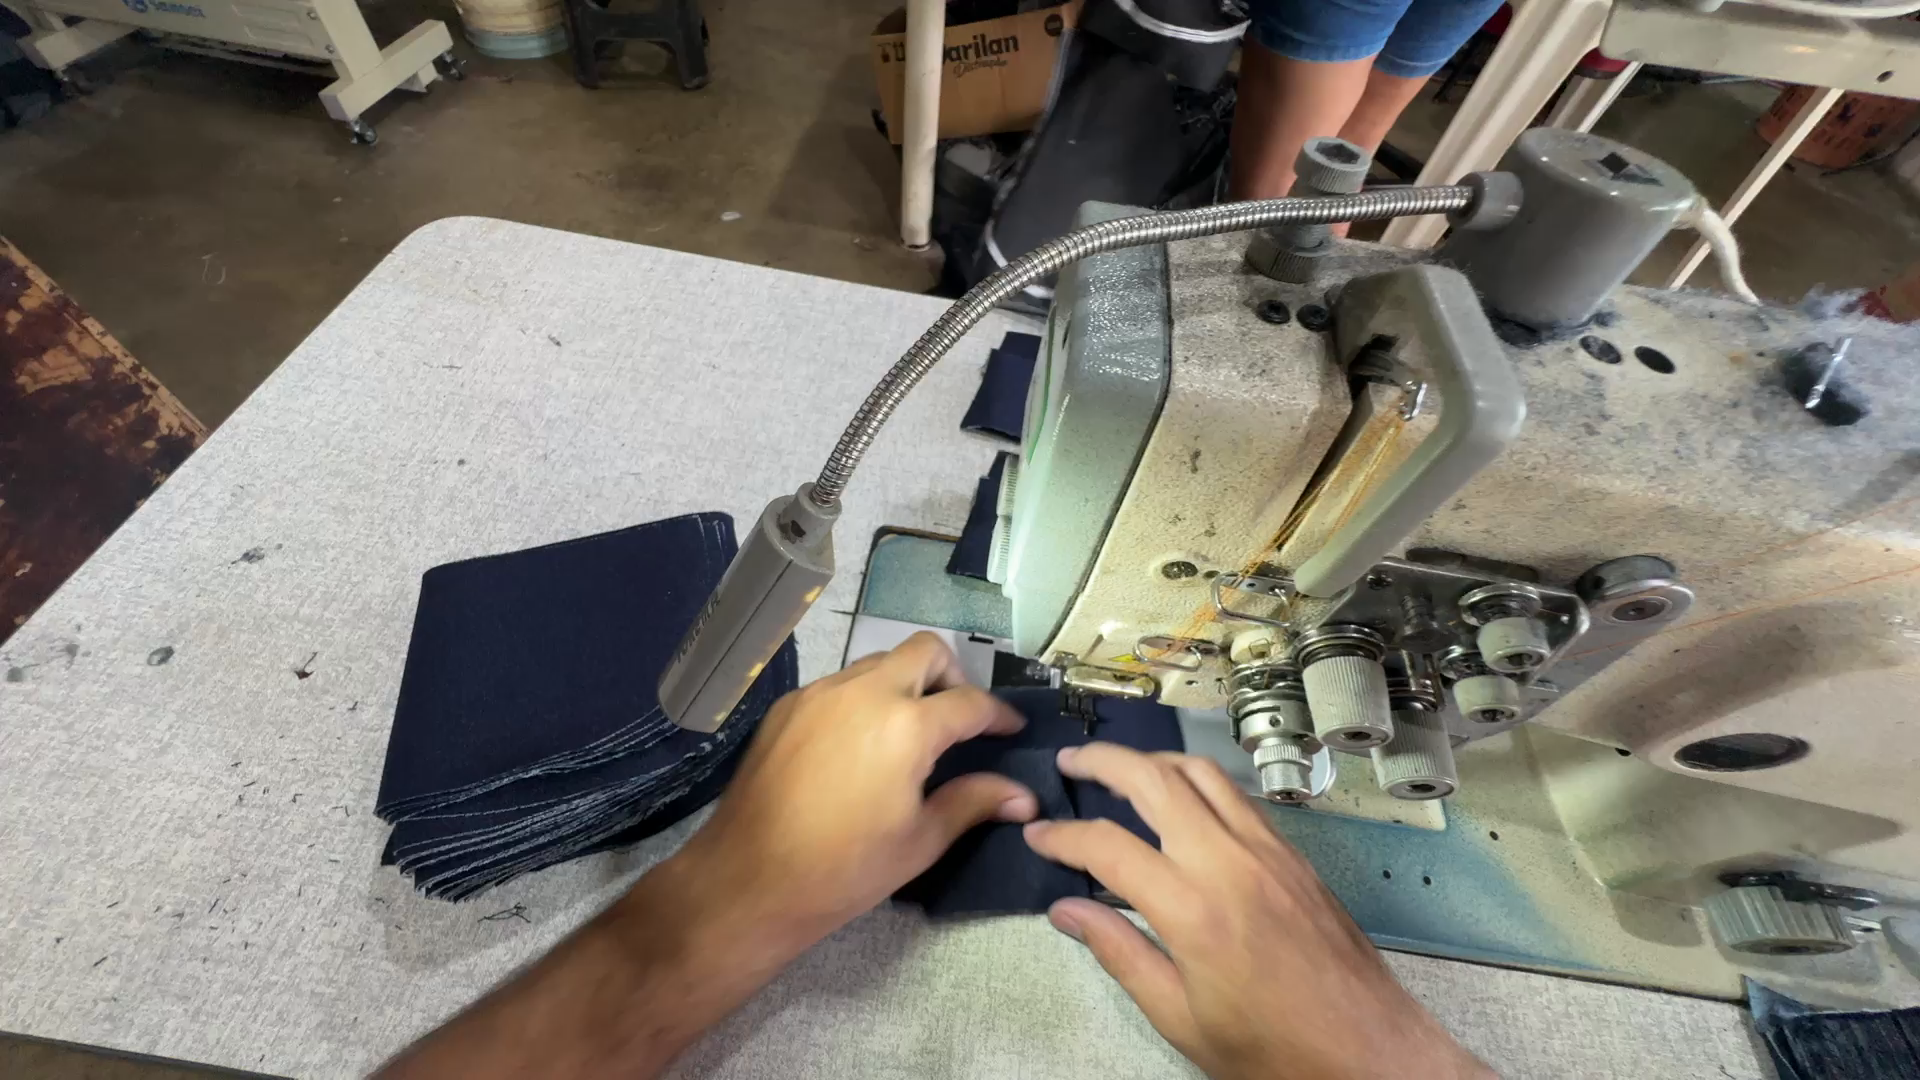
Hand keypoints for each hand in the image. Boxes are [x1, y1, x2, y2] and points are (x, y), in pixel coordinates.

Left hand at [673, 632, 1038, 943]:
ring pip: (880, 661)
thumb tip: (1024, 796)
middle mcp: (865, 692)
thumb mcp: (920, 841)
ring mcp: (821, 693)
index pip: (969, 702)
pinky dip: (864, 697)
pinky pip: (841, 682)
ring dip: (906, 683)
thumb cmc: (844, 870)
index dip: (998, 715)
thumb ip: (974, 802)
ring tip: (908, 731)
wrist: (747, 882)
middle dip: (952, 676)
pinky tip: (859, 744)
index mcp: (906, 726)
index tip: (1009, 729)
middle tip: (957, 719)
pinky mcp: (790, 704)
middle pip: (925, 651)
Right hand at [1023, 744, 1489, 1079]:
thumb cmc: (1270, 1050)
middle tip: (1069, 760)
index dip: (1063, 836)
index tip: (1036, 834)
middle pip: (1153, 779)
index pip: (1107, 847)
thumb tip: (1065, 908)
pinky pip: (1232, 791)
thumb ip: (1118, 953)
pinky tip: (1178, 794)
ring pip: (1197, 769)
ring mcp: (1263, 846)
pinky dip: (1193, 777)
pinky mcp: (1288, 847)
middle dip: (1101, 761)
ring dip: (1150, 758)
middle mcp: (1225, 859)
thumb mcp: (1181, 1020)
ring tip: (1119, 768)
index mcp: (1192, 909)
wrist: (1375, 1057)